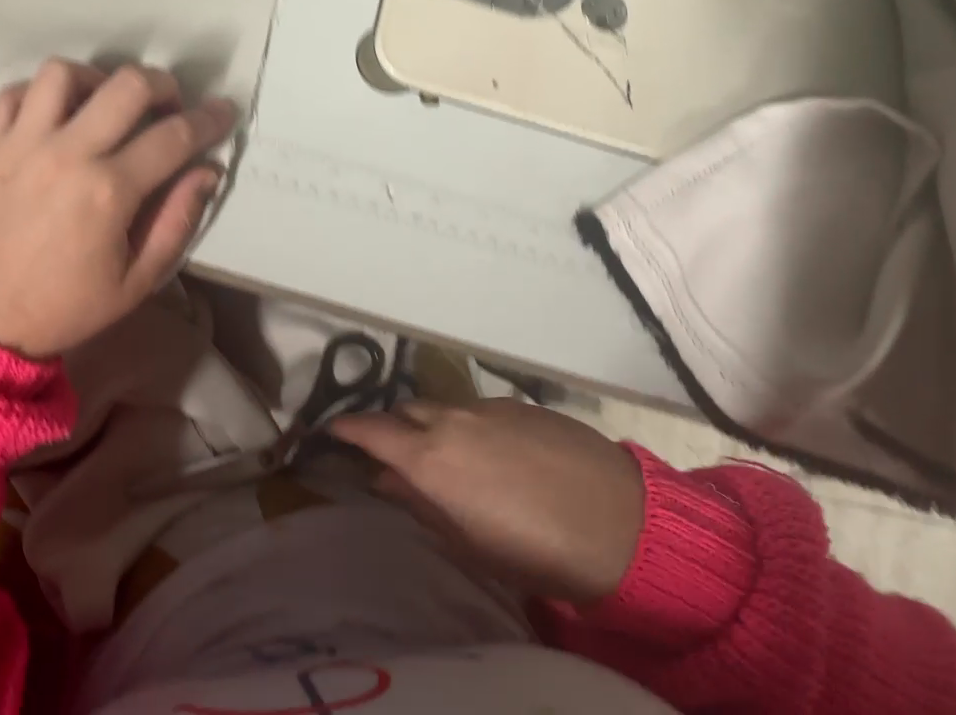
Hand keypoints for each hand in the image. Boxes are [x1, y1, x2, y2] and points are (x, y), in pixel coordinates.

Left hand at [0, 59, 237, 358]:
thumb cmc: (67, 306)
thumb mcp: (137, 281)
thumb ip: (177, 222)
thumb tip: (207, 171)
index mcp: (108, 191)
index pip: (173, 136)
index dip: (208, 120)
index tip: (224, 112)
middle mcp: (66, 154)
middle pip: (126, 85)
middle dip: (163, 84)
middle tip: (170, 105)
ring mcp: (22, 145)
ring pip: (62, 72)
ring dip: (95, 79)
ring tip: (106, 104)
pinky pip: (11, 94)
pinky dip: (38, 94)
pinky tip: (56, 115)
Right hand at [330, 398, 645, 604]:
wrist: (623, 524)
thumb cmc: (534, 549)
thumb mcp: (466, 542)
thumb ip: (418, 504)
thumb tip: (386, 479)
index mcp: (427, 458)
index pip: (368, 430)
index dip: (345, 429)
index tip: (331, 432)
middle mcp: (449, 420)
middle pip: (402, 411)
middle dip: (389, 427)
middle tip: (390, 450)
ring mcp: (486, 408)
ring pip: (441, 407)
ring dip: (430, 424)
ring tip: (442, 451)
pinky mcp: (521, 405)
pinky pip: (477, 408)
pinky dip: (467, 424)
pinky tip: (488, 450)